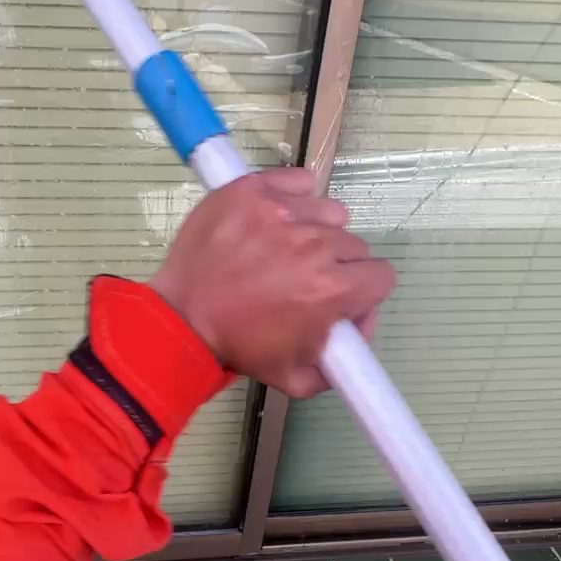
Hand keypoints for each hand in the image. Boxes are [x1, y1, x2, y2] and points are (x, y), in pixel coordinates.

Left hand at [150, 168, 394, 397]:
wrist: (180, 319)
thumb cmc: (237, 347)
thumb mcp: (295, 378)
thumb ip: (341, 363)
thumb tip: (361, 329)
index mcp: (333, 290)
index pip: (381, 276)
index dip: (363, 292)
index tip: (341, 298)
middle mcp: (316, 245)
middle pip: (353, 246)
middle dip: (336, 266)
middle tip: (302, 281)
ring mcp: (283, 212)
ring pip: (328, 213)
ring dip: (316, 231)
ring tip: (283, 251)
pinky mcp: (254, 190)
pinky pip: (298, 182)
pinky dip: (294, 197)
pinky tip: (275, 220)